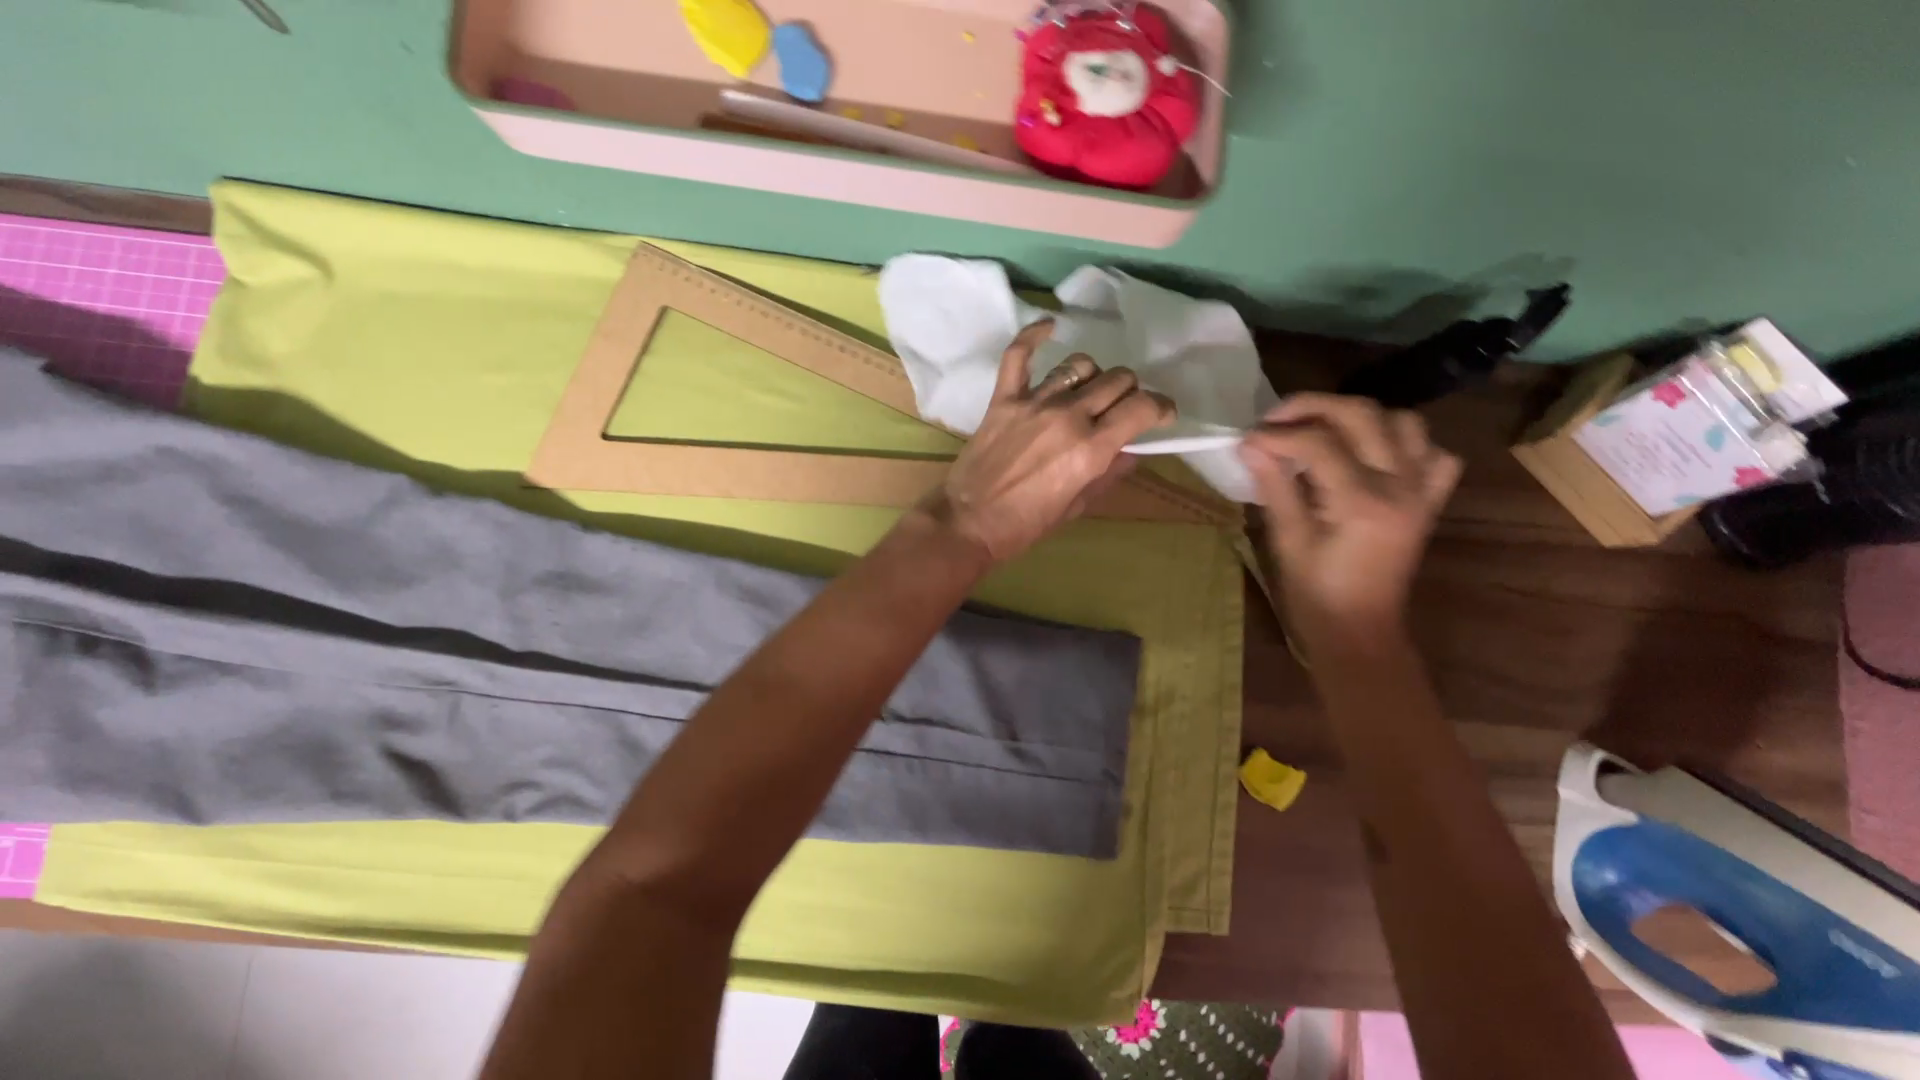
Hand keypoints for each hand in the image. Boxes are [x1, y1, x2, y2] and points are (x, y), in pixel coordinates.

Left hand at [926, 320, 1174, 562]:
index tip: (1161, 414)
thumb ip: (1107, 474)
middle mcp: (1068, 417)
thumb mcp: (1076, 506)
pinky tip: (1049, 327)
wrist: (967, 523)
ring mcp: (1034, 403)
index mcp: (1091, 449)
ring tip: (1089, 391)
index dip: (1160, 407)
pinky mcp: (1003, 399)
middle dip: (1130, 392)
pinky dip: (1034, 336)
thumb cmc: (1025, 525)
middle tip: (1122, 409)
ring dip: (1093, 376)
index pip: (1142, 408)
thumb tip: (1131, 450)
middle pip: (1117, 380)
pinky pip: (1019, 355)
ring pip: (1080, 365)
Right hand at [1237, 393, 1462, 642]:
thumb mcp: (1287, 540)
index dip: (1278, 434)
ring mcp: (1421, 491)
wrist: (1360, 631)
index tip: (1248, 438)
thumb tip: (1250, 444)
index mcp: (1362, 502)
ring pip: (1404, 423)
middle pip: (1363, 415)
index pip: (1317, 443)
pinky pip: (1434, 455)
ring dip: (1361, 418)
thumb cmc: (1315, 595)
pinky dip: (1406, 444)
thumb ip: (1274, 485)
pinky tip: (1373, 456)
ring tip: (1325, 433)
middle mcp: (1400, 486)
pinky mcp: (1429, 501)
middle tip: (1277, 420)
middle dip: (1314, 407)